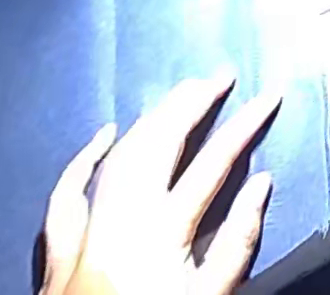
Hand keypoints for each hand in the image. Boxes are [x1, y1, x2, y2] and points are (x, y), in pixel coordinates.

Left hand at [42, 76, 280, 294]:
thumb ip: (238, 241)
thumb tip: (262, 181)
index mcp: (161, 235)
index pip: (214, 162)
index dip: (246, 122)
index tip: (270, 94)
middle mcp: (120, 223)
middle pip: (159, 145)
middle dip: (194, 104)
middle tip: (221, 76)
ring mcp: (85, 234)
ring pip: (119, 159)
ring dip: (152, 119)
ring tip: (180, 92)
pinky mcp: (59, 254)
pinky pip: (66, 197)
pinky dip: (84, 162)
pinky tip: (107, 133)